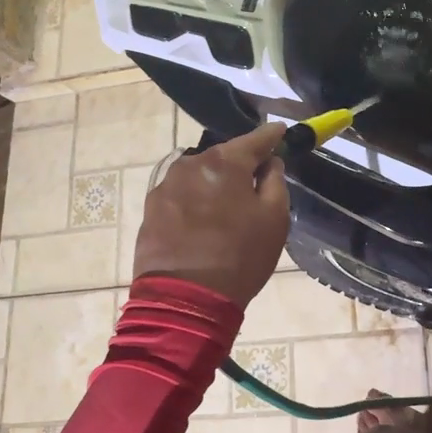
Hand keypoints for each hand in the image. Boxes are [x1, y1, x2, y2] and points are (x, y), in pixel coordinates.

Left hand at [132, 121, 291, 305]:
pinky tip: (203, 222)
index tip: (281, 132)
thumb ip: (275, 181)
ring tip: (226, 206)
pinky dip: (195, 202)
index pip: (255, 139)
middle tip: (256, 179)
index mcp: (223, 162)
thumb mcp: (274, 219)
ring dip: (214, 184)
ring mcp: (165, 187)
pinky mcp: (150, 211)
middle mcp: (190, 165)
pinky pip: (181, 197)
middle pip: (223, 157)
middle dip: (240, 164)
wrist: (184, 300)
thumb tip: (269, 163)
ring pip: (199, 177)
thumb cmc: (239, 257)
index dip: (271, 136)